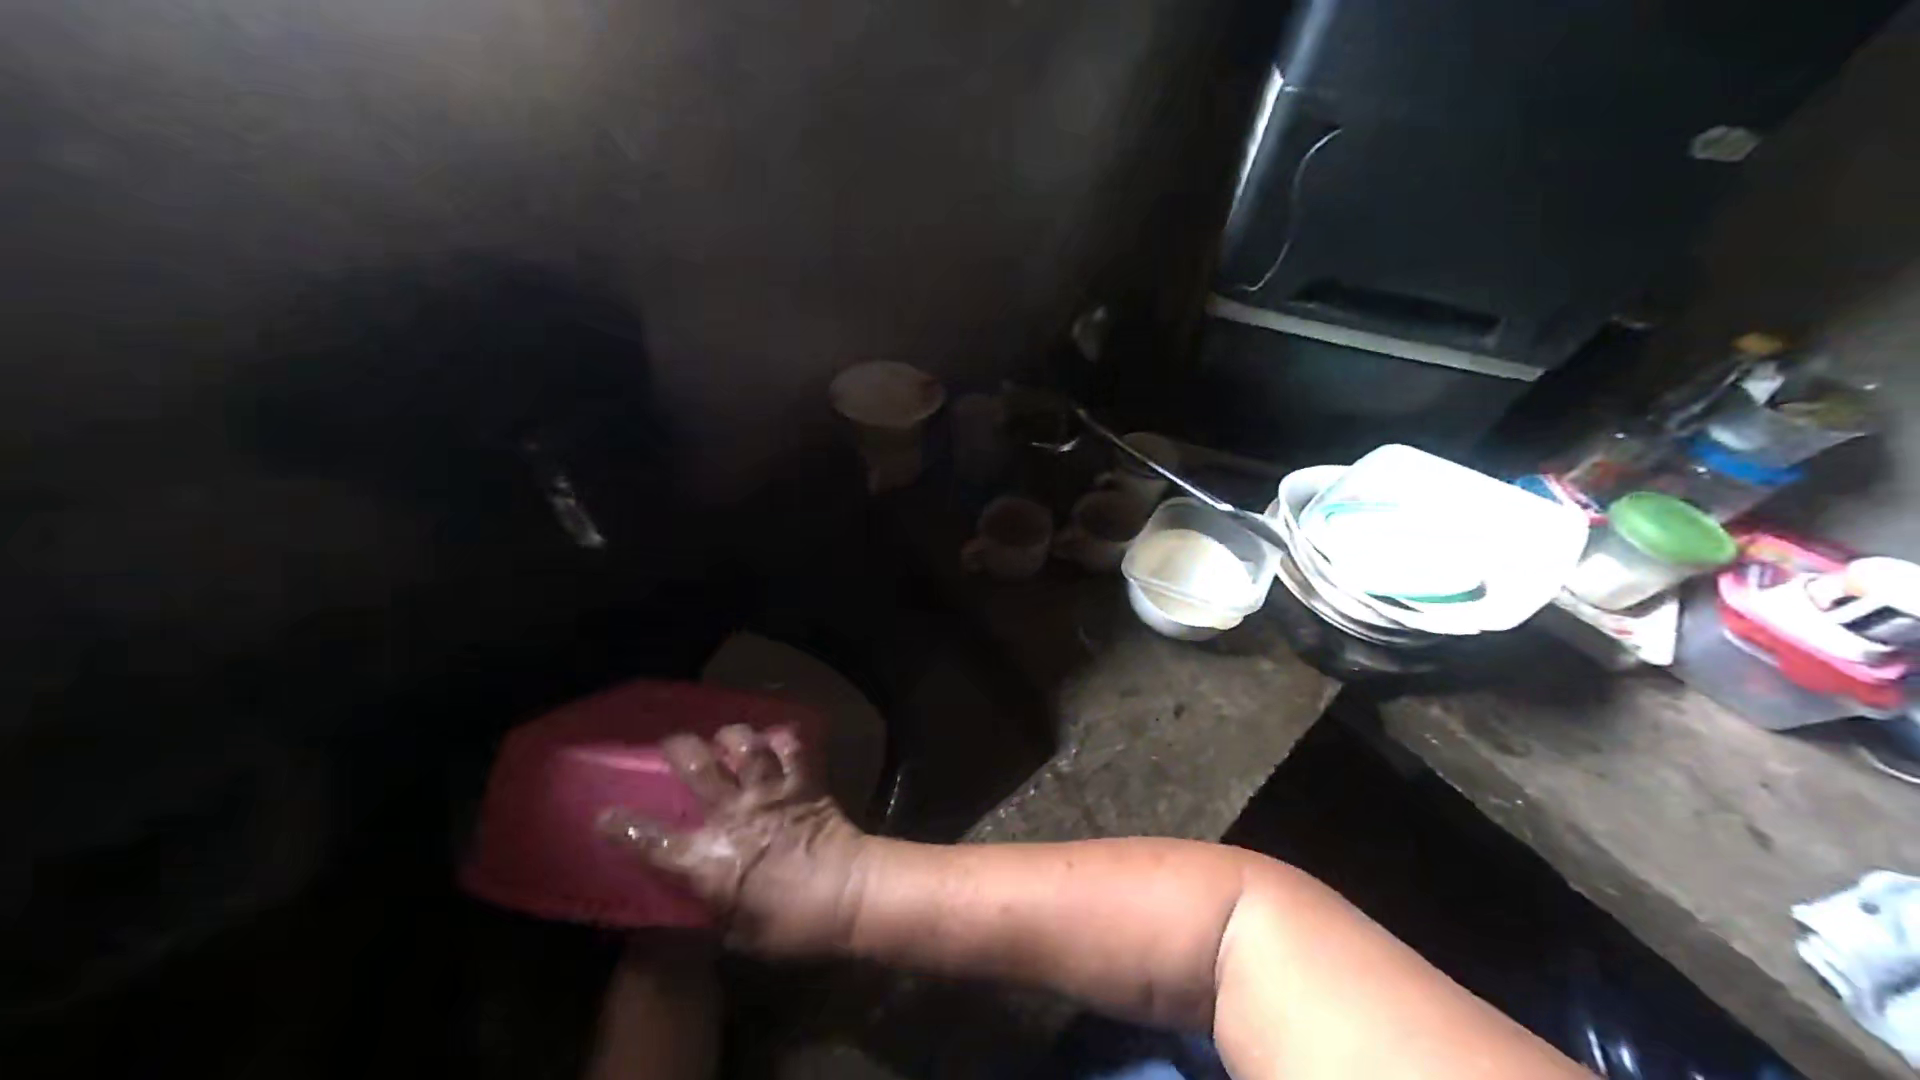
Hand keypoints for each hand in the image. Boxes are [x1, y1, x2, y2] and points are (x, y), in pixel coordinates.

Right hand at [602, 725, 870, 957]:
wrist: (849, 895)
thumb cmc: (792, 924)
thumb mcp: (737, 935)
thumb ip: (707, 913)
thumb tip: (682, 910)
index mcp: (710, 860)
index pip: (654, 841)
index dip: (625, 827)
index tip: (604, 815)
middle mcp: (734, 815)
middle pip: (698, 767)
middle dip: (680, 748)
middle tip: (673, 742)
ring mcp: (771, 792)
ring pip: (746, 745)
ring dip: (734, 735)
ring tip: (728, 736)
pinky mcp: (803, 782)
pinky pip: (792, 748)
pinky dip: (784, 740)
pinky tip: (777, 738)